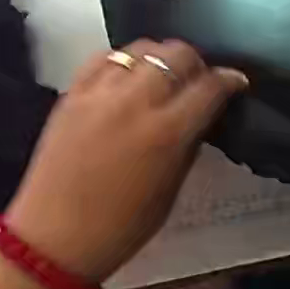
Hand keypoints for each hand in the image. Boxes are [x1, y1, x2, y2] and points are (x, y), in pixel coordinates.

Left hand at [4, 40, 246, 282]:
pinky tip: (129, 76)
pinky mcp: (72, 93)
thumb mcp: (173, 186)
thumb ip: (191, 141)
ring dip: (161, 58)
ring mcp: (100, 93)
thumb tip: (204, 113)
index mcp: (168, 131)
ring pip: (143, 48)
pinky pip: (105, 57)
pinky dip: (124, 60)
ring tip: (163, 76)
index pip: (210, 86)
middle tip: (198, 81)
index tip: (236, 83)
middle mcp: (136, 102)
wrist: (53, 239)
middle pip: (178, 55)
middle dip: (197, 64)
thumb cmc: (124, 225)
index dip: (230, 80)